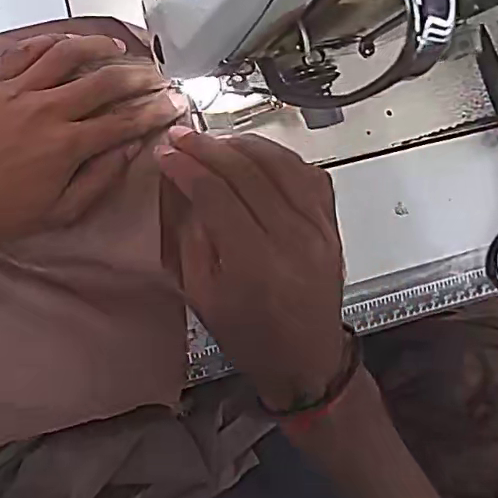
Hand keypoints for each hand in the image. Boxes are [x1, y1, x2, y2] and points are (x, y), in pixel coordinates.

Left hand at [0, 33, 189, 280]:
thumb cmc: (0, 215)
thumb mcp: (61, 212)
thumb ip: (100, 178)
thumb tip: (131, 148)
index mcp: (66, 146)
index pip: (125, 119)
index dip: (156, 108)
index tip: (174, 102)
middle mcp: (46, 111)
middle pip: (105, 79)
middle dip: (139, 75)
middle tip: (155, 75)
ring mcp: (17, 93)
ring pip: (67, 53)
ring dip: (99, 46)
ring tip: (118, 48)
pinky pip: (25, 51)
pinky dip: (50, 41)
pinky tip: (66, 42)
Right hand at [156, 128, 347, 409]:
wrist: (305, 359)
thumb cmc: (251, 335)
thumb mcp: (201, 293)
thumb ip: (189, 235)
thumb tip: (179, 184)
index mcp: (254, 265)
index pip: (216, 194)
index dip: (186, 168)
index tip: (167, 154)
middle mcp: (292, 241)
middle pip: (246, 172)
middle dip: (207, 148)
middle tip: (182, 138)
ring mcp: (317, 229)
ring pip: (278, 163)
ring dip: (241, 144)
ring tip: (214, 141)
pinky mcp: (330, 224)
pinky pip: (307, 172)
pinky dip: (278, 155)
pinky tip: (256, 153)